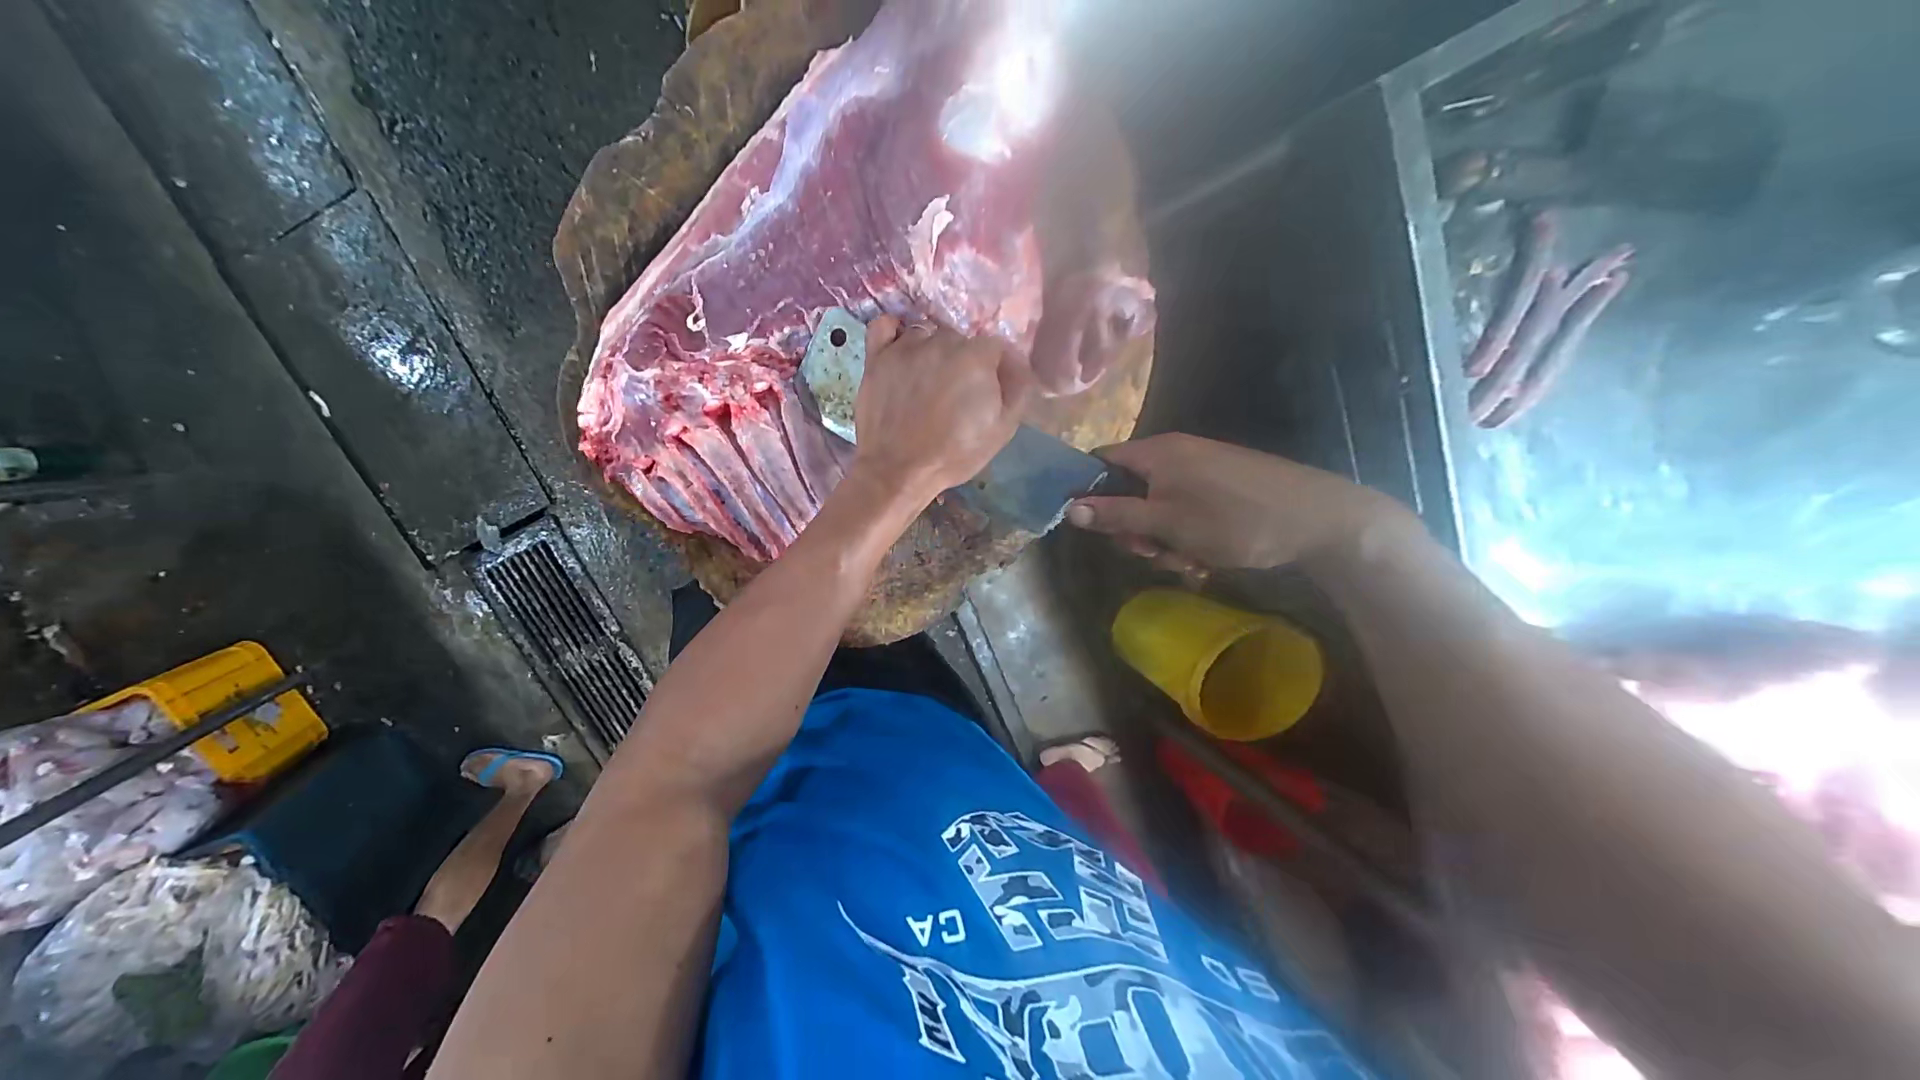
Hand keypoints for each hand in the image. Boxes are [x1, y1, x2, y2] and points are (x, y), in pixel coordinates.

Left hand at [847, 316, 1032, 500]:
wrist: (899, 471)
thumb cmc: (954, 454)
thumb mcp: (1002, 429)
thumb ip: (1017, 389)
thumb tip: (1017, 366)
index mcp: (975, 357)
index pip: (995, 347)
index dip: (997, 367)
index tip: (994, 387)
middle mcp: (941, 342)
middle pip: (959, 339)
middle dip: (964, 361)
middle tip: (959, 392)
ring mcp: (905, 348)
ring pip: (926, 334)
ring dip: (932, 351)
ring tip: (929, 379)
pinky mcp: (877, 358)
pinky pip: (884, 327)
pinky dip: (894, 332)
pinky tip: (901, 349)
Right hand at [1066, 434, 1416, 571]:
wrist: (1318, 519)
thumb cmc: (1232, 519)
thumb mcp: (1166, 523)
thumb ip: (1116, 516)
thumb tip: (1069, 508)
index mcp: (1156, 452)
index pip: (1101, 462)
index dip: (1089, 492)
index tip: (1093, 527)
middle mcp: (1175, 455)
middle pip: (1129, 492)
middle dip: (1135, 529)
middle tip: (1152, 553)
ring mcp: (1201, 471)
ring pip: (1159, 510)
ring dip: (1164, 541)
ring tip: (1190, 562)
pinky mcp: (1222, 489)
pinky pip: (1187, 513)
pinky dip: (1189, 538)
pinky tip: (1207, 560)